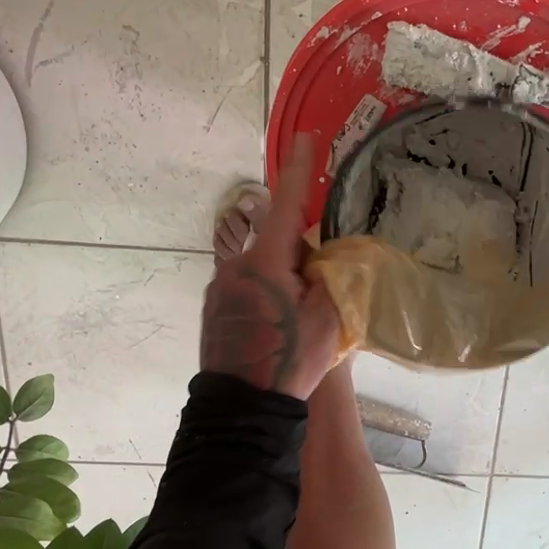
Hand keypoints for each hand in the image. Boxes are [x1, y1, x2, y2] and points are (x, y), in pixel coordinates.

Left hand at [199, 137, 339, 398]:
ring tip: (301, 314)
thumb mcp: (328, 318)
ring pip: (263, 266)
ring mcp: (220, 287)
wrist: (241, 409)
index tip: (304, 138)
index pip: (287, 205)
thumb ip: (333, 278)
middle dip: (302, 252)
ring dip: (285, 277)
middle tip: (320, 285)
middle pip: (277, 240)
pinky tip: (281, 323)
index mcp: (265, 261)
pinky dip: (269, 292)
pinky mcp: (215, 308)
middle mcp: (236, 266)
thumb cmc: (289, 361)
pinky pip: (249, 286)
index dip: (299, 170)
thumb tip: (331, 259)